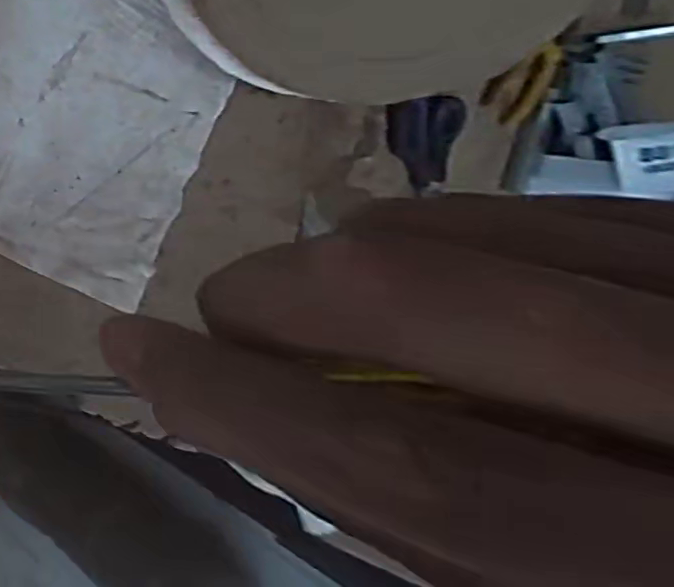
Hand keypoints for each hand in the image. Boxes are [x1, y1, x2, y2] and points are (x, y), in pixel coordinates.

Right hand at [103, 195, 673, 586]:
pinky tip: (429, 289)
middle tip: (234, 330)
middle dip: (269, 299)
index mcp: (660, 555)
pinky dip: (417, 239)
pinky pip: (496, 204)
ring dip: (337, 265)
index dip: (239, 400)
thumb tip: (210, 406)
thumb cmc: (629, 572)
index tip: (132, 347)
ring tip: (346, 320)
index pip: (409, 462)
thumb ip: (383, 513)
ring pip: (436, 227)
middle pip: (405, 293)